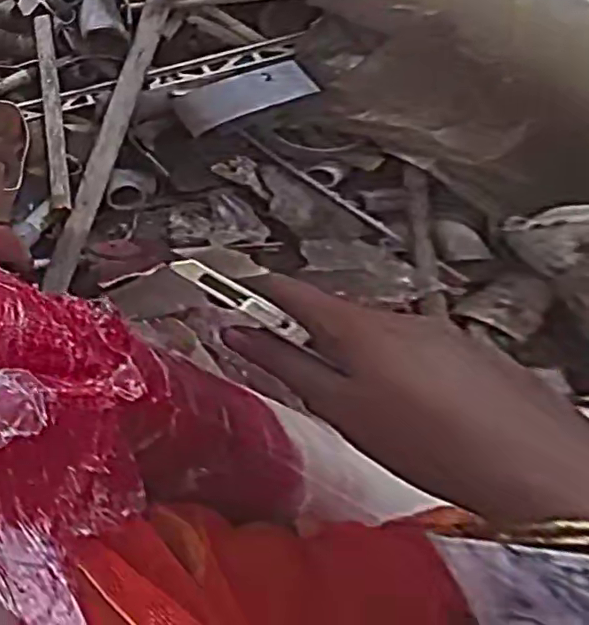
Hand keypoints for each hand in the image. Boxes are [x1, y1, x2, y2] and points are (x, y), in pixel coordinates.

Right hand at [224, 273, 588, 524]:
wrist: (559, 487)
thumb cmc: (437, 446)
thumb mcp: (336, 405)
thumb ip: (279, 361)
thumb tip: (235, 331)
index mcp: (355, 324)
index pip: (281, 287)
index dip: (244, 285)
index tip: (219, 286)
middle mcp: (400, 318)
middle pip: (329, 310)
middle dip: (301, 329)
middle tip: (287, 362)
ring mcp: (447, 336)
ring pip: (375, 331)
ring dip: (351, 350)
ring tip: (357, 396)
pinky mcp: (484, 359)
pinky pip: (418, 348)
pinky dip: (398, 365)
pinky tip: (411, 407)